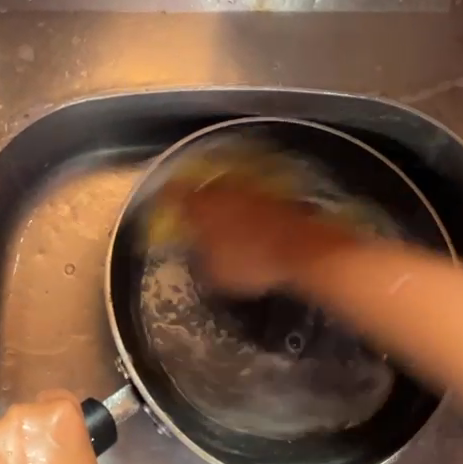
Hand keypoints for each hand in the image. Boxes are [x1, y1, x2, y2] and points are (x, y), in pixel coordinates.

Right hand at [177, 186, 358, 297]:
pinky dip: (244, 211)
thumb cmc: (252, 263)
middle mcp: (222, 190)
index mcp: (201, 205)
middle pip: (200, 190)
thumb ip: (199, 258)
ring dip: (221, 205)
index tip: (160, 203)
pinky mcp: (271, 197)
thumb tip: (197, 253)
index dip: (164, 197)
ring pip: (226, 193)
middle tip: (190, 216)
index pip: (173, 193)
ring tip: (220, 224)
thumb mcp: (214, 273)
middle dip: (194, 201)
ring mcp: (248, 190)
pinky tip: (248, 228)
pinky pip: (248, 201)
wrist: (302, 249)